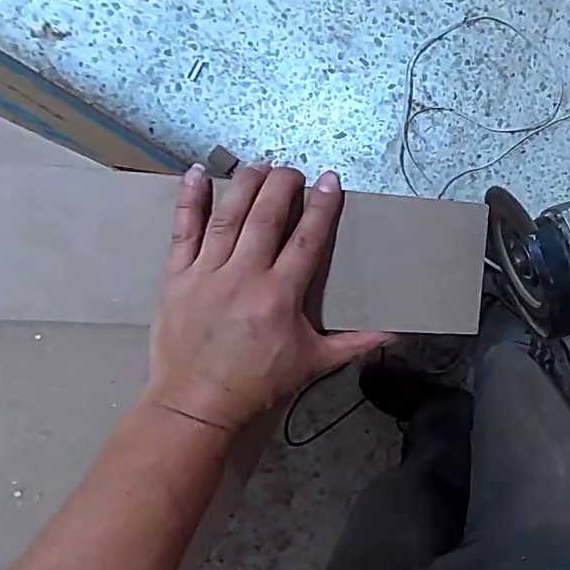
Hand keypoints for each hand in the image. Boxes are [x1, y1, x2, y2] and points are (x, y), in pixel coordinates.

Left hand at [146, 162, 392, 432]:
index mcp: (279, 296)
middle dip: (282, 185)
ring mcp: (206, 273)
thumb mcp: (312, 363)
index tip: (330, 180)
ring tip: (260, 165)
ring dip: (246, 185)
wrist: (195, 404)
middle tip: (293, 170)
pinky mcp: (176, 276)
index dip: (322, 206)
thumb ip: (354, 344)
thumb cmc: (257, 383)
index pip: (306, 239)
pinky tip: (196, 172)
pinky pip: (182, 230)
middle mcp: (243, 276)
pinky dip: (189, 199)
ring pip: (228, 216)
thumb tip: (394, 334)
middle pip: (266, 217)